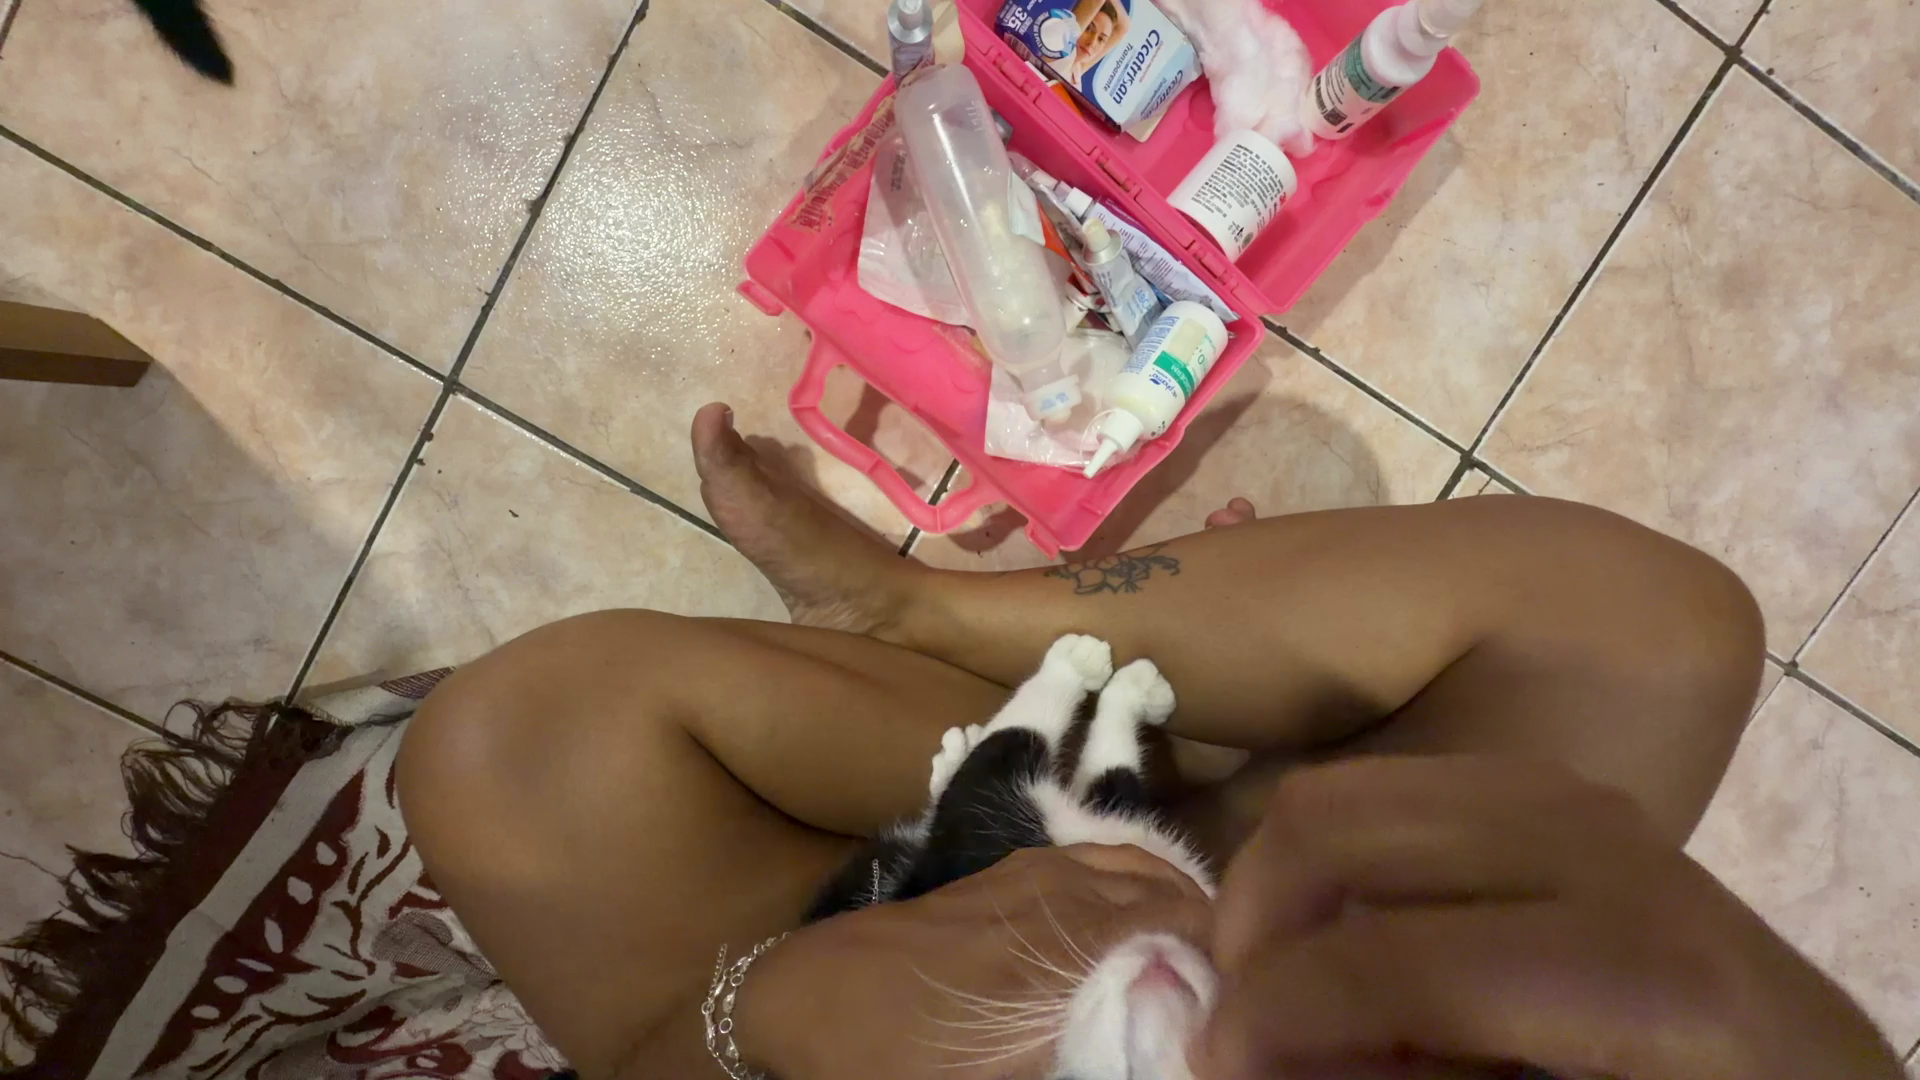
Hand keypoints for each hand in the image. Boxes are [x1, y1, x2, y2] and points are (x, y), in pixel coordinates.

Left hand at [738, 843, 1211, 1079]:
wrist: (819, 997)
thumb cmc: (905, 1058)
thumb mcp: (1010, 1076)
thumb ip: (1096, 1053)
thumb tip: (1158, 1041)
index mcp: (1071, 946)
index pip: (1185, 929)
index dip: (1230, 963)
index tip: (1249, 1007)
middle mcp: (1065, 891)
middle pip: (1170, 895)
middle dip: (1213, 937)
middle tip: (1235, 991)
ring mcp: (1037, 870)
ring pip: (1138, 869)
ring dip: (1178, 907)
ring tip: (1201, 960)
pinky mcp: (1014, 869)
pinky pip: (1100, 862)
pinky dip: (1139, 886)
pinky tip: (1141, 922)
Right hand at [1198, 755, 1903, 1079]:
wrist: (1800, 1072)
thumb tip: (1252, 1057)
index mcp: (1642, 970)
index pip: (1394, 964)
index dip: (1280, 1014)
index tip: (1216, 1061)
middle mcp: (1592, 841)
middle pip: (1332, 830)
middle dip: (1250, 923)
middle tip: (1232, 1004)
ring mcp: (1550, 790)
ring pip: (1330, 792)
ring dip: (1271, 881)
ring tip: (1270, 959)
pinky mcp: (1517, 778)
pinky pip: (1365, 788)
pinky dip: (1316, 853)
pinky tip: (1329, 917)